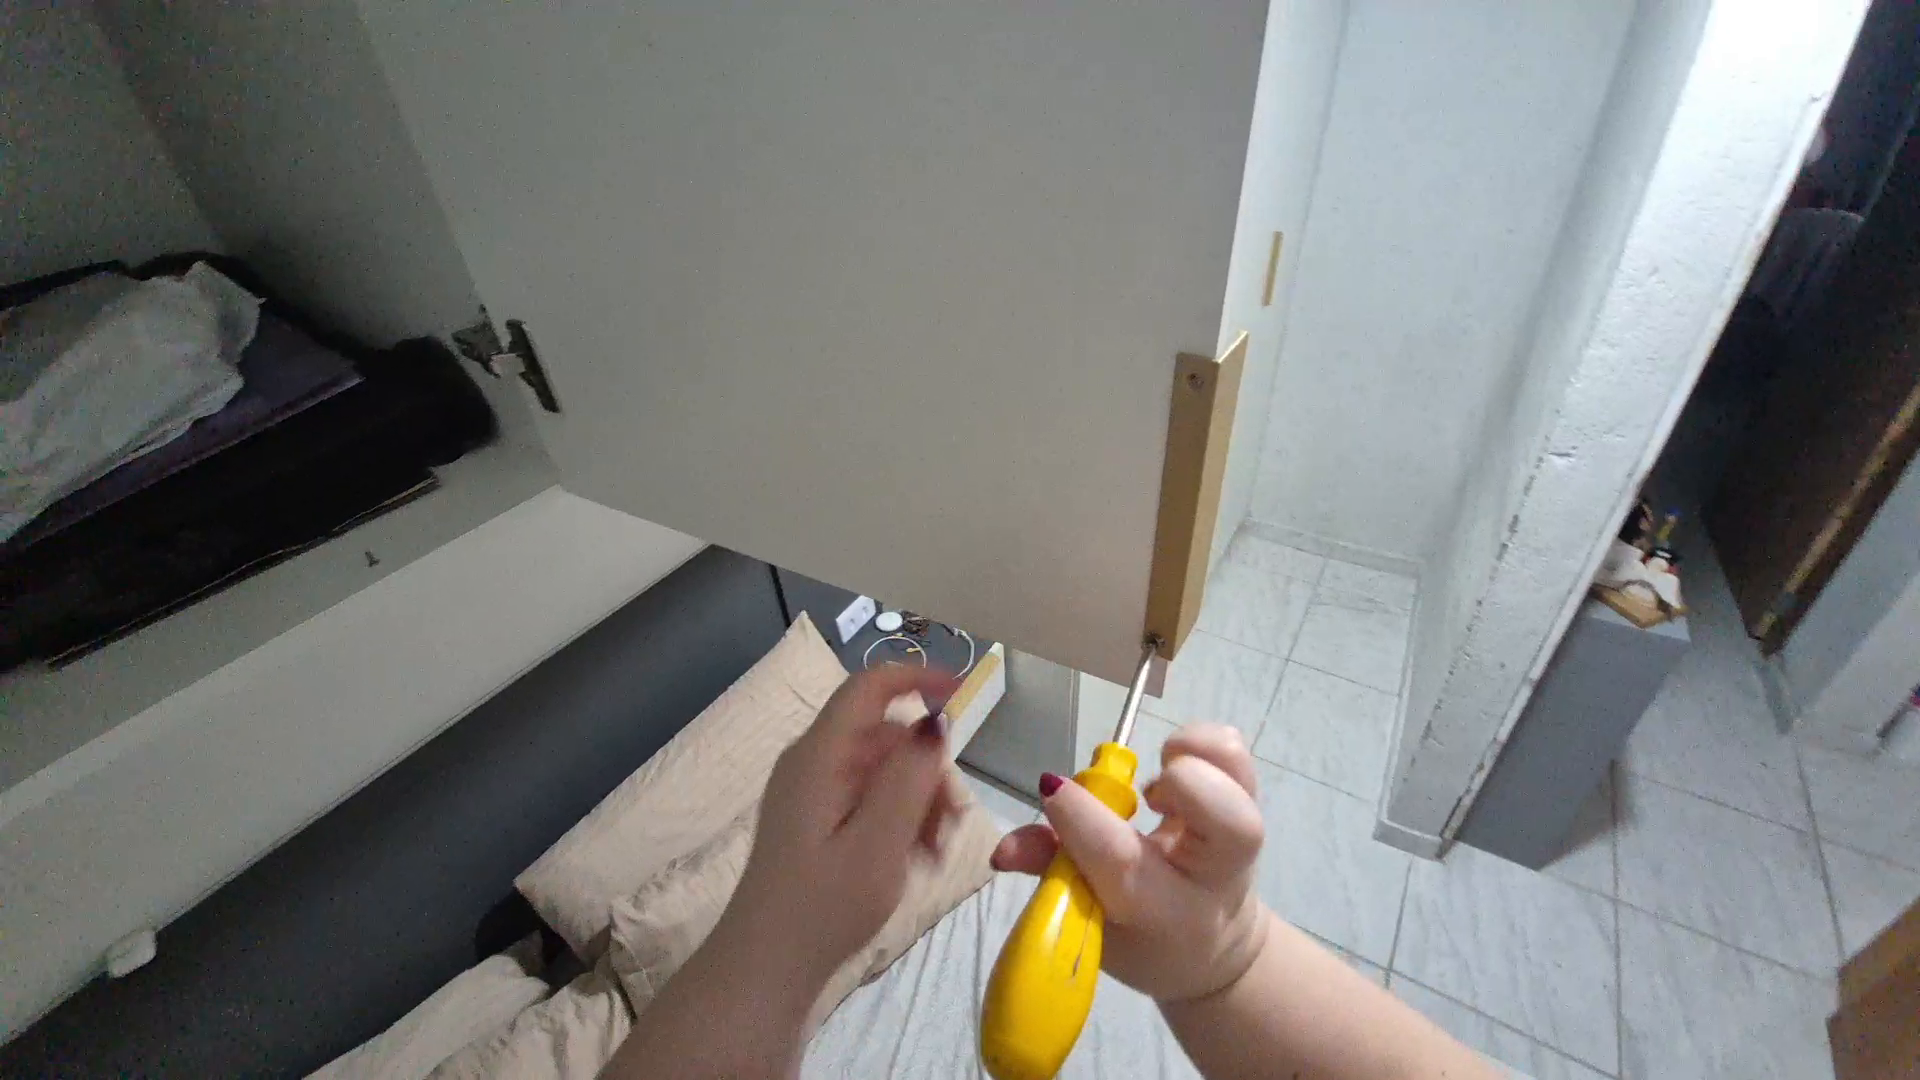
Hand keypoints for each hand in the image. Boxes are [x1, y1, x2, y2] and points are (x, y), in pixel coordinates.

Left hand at [717, 664, 963, 989]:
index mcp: (820, 755)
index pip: (869, 687)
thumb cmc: (824, 907)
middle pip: (886, 734)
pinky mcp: (816, 814)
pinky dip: (899, 814)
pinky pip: (869, 794)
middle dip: (929, 768)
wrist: (765, 968)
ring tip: (935, 851)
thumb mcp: (879, 843)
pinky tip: (914, 856)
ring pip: (883, 767)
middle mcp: (813, 759)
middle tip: (954, 821)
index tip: (963, 691)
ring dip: (919, 797)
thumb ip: (909, 777)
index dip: (918, 677)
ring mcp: (813, 787)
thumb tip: (936, 720)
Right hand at [991, 722, 1268, 1002]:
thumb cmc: (1139, 934)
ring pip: (1238, 774)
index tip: (1050, 790)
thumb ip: (1048, 872)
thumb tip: (1002, 848)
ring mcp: (1239, 833)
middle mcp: (1215, 873)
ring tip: (1161, 771)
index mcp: (1166, 911)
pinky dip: (1201, 741)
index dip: (1081, 817)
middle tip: (1143, 793)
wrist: (1211, 945)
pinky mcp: (1247, 801)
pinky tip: (1172, 764)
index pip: (1122, 859)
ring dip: (1192, 752)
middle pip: (1229, 821)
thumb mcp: (1089, 922)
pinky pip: (1236, 752)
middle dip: (1180, 784)